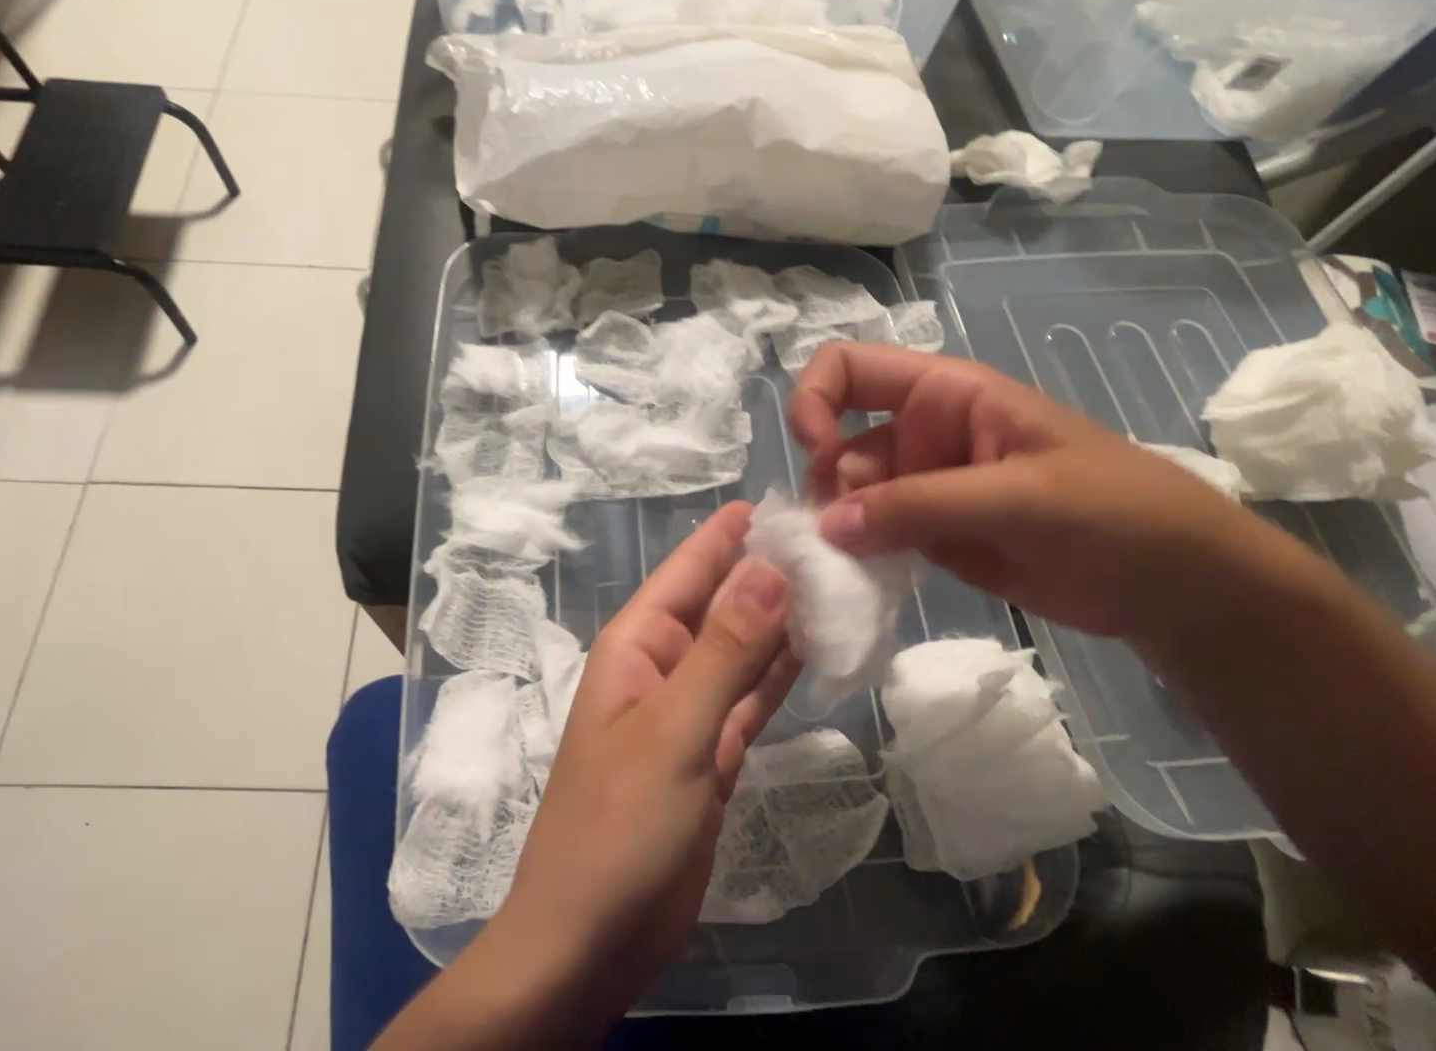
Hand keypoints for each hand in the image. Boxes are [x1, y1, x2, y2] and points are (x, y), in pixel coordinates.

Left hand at [488, 501, 798, 1022]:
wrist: (593, 935)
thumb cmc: (619, 826)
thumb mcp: (673, 731)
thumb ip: (724, 651)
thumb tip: (770, 568)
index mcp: (635, 650)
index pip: (686, 573)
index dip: (729, 536)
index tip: (782, 499)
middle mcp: (661, 672)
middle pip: (721, 608)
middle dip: (769, 575)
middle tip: (838, 540)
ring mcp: (688, 717)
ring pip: (742, 653)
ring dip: (784, 623)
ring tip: (842, 584)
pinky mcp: (713, 759)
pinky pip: (751, 701)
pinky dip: (782, 677)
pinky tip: (820, 651)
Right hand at [787, 342, 1293, 643]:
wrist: (1172, 585)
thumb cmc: (1114, 512)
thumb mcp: (1020, 497)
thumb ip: (920, 505)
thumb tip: (826, 527)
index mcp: (946, 396)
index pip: (851, 368)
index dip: (817, 401)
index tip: (816, 456)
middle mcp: (924, 435)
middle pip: (838, 444)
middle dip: (825, 487)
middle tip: (833, 542)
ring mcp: (925, 489)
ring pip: (849, 497)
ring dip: (838, 530)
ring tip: (846, 572)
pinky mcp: (931, 537)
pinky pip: (873, 538)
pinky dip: (857, 558)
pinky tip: (859, 585)